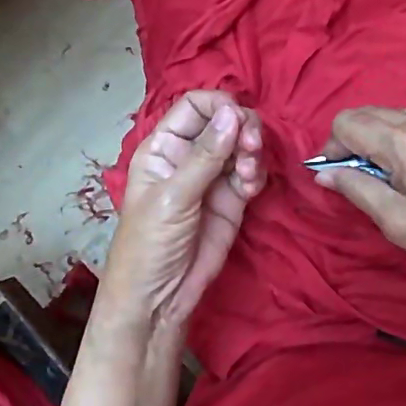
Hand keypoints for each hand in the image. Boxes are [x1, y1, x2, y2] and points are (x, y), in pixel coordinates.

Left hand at [107, 91, 264, 329]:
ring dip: (253, 153)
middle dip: (244, 129)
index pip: (195, 106)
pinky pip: (252, 172)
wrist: (159, 300)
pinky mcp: (233, 198)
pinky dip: (256, 175)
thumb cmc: (148, 244)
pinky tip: (250, 189)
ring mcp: (213, 176)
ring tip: (248, 176)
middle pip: (226, 121)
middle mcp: (190, 155)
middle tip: (252, 148)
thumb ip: (206, 156)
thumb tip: (234, 112)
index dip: (219, 105)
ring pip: (243, 145)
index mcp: (164, 146)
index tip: (238, 119)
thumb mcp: (173, 198)